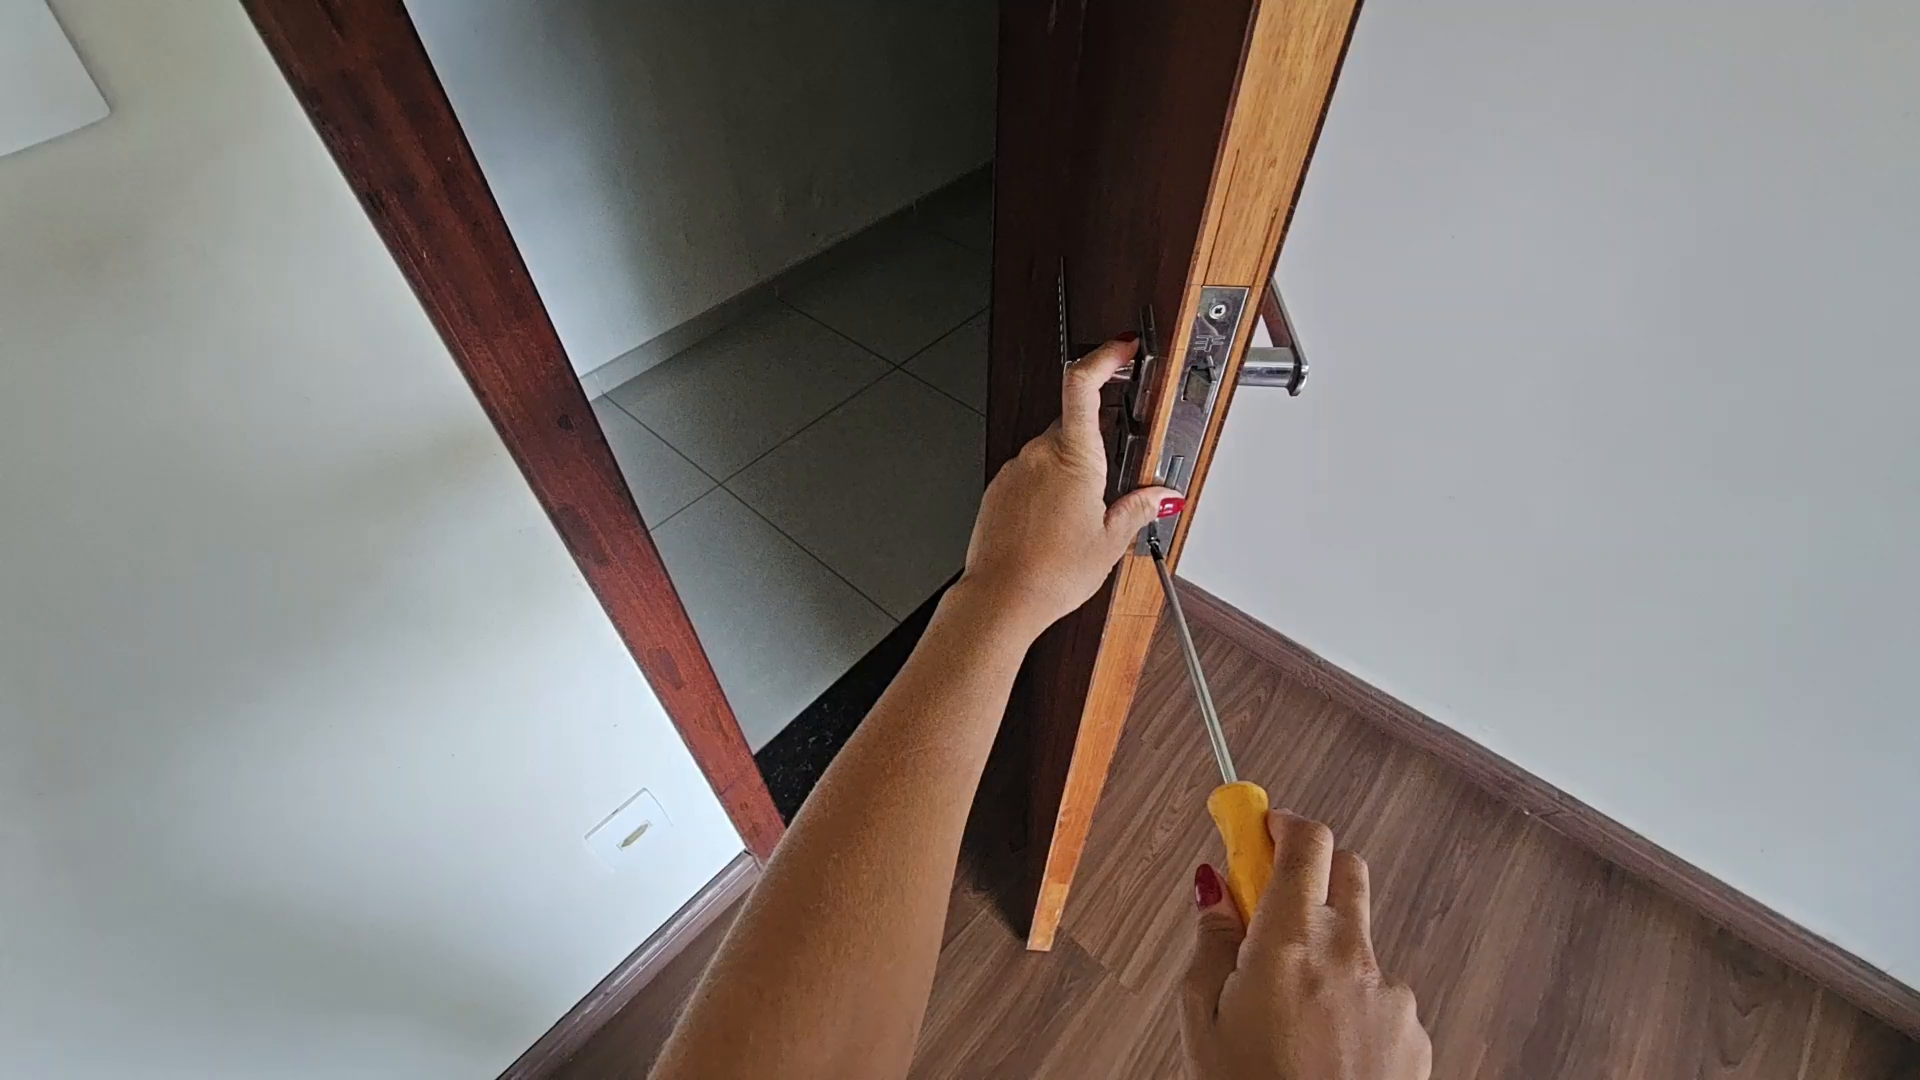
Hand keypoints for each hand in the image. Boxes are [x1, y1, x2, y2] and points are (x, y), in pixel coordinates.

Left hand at [958, 336, 1179, 634]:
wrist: (1000, 599)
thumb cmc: (1049, 575)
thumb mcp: (1109, 543)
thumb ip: (1138, 508)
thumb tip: (1161, 495)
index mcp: (1073, 459)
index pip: (1083, 385)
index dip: (1104, 358)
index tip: (1120, 349)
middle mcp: (1037, 455)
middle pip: (1072, 426)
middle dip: (1094, 447)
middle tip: (1108, 484)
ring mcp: (1014, 470)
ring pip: (1049, 453)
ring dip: (1068, 473)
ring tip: (1077, 519)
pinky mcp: (998, 488)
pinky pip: (1028, 474)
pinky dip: (1044, 488)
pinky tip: (1052, 524)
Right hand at [1183, 811, 1431, 1079]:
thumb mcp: (1203, 1017)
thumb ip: (1212, 939)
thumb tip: (1213, 887)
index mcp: (1291, 942)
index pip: (1304, 842)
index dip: (1278, 820)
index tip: (1254, 821)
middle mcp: (1350, 955)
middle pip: (1344, 867)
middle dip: (1306, 865)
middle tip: (1267, 896)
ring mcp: (1390, 995)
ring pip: (1357, 933)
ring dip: (1324, 939)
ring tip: (1288, 1000)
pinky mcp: (1415, 1032)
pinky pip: (1378, 986)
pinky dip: (1349, 990)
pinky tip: (1322, 1039)